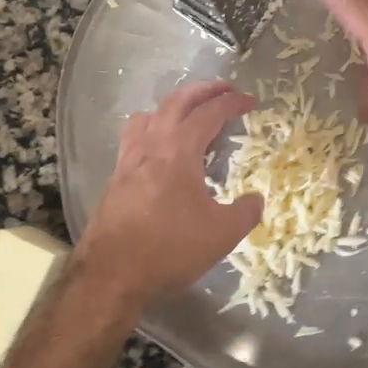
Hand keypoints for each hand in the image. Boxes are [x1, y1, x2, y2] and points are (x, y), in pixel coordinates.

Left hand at [77, 81, 263, 308]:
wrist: (110, 277)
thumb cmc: (168, 250)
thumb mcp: (221, 235)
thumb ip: (245, 212)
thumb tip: (256, 199)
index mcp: (179, 150)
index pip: (209, 112)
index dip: (232, 103)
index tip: (250, 101)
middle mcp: (152, 145)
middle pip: (177, 101)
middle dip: (204, 90)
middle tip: (225, 90)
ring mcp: (129, 159)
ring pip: (150, 114)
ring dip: (173, 106)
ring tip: (189, 114)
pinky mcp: (116, 178)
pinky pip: (135, 136)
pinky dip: (153, 128)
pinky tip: (161, 151)